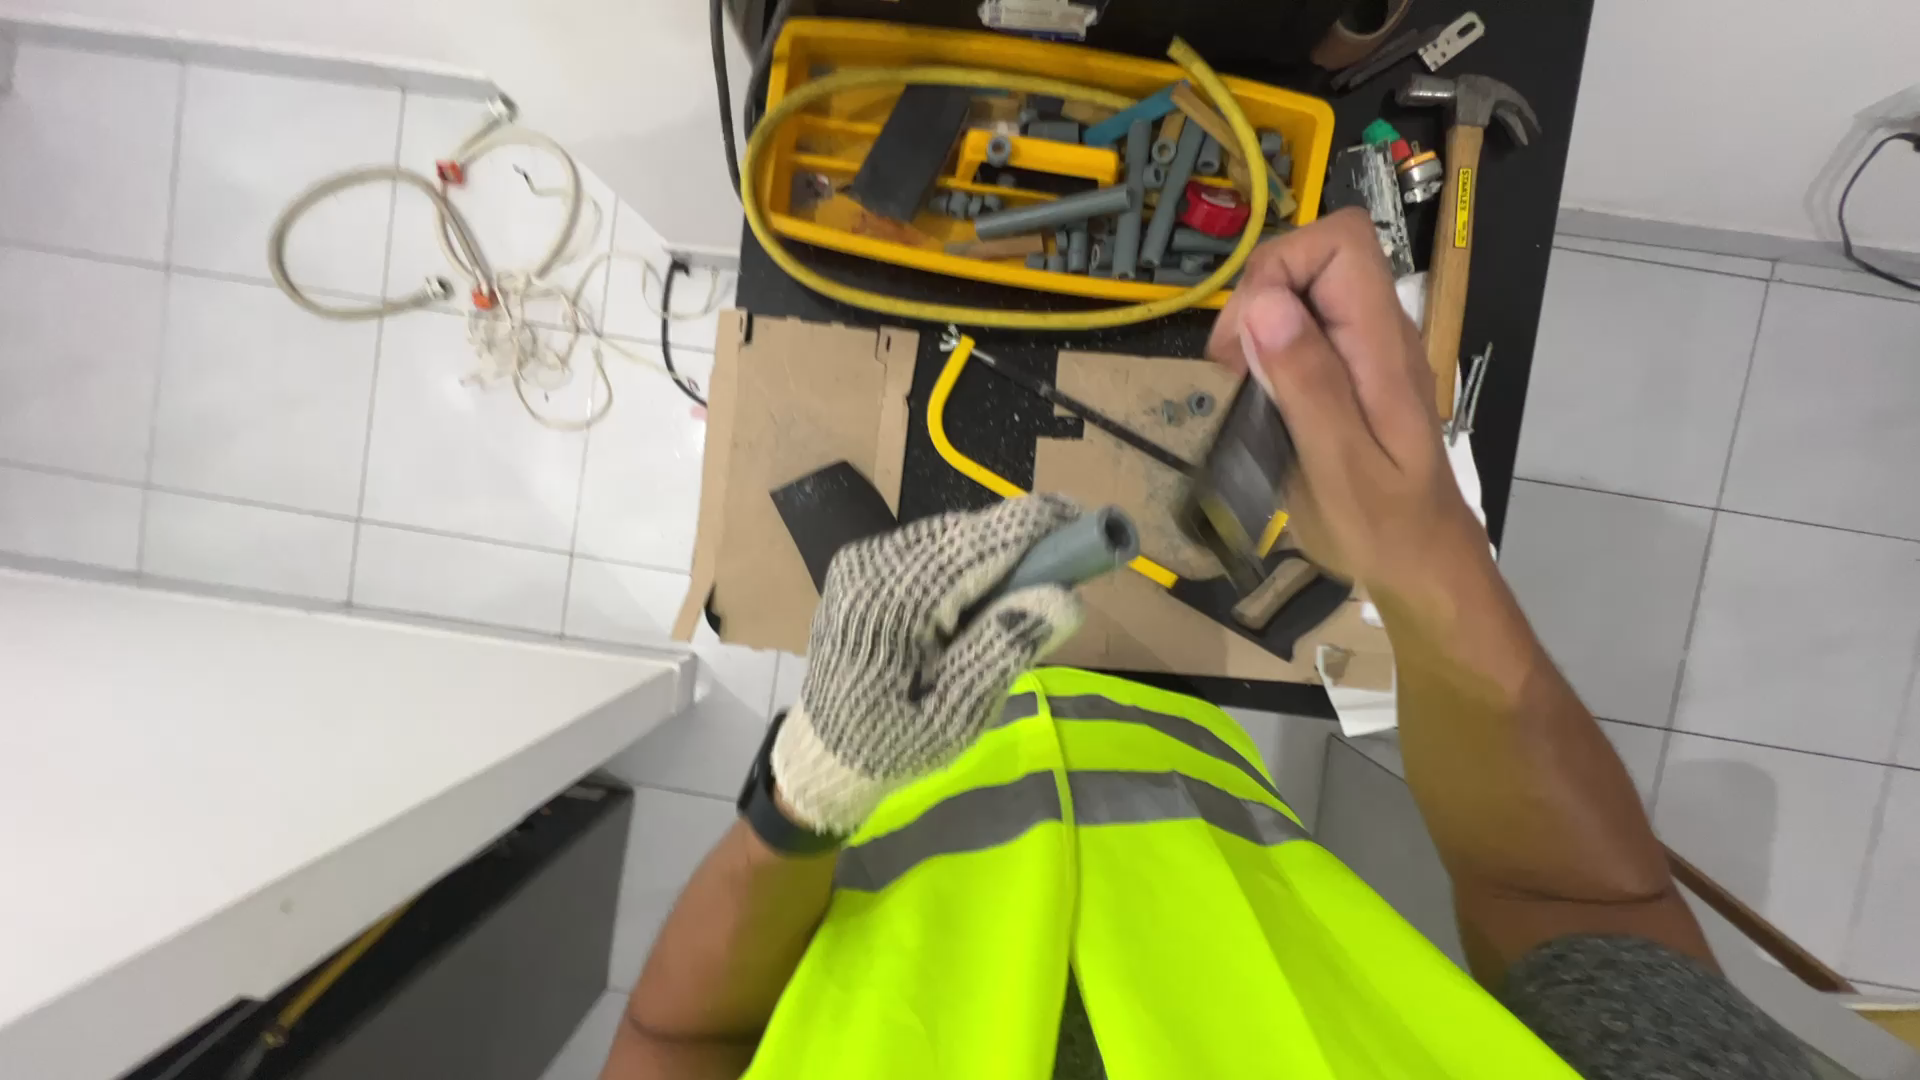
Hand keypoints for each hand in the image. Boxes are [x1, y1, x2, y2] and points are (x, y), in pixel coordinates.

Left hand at [772, 495, 1084, 833]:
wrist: (824, 752)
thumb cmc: (893, 741)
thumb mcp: (958, 711)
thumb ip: (1006, 647)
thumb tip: (1066, 597)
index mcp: (890, 602)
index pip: (976, 544)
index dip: (1035, 525)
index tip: (1085, 517)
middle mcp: (870, 565)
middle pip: (963, 533)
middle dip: (1017, 541)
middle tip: (1063, 566)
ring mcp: (860, 561)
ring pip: (947, 537)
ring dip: (989, 554)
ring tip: (1019, 592)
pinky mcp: (861, 566)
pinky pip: (927, 549)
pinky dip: (961, 564)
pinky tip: (973, 598)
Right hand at [1206, 209, 1490, 611]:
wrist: (1420, 563)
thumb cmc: (1383, 526)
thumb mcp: (1338, 463)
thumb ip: (1307, 383)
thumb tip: (1264, 305)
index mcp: (1382, 346)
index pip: (1339, 244)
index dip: (1280, 267)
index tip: (1244, 335)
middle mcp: (1377, 334)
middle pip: (1316, 258)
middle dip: (1258, 296)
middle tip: (1233, 365)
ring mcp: (1363, 352)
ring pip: (1303, 293)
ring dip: (1256, 323)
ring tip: (1240, 381)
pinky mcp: (1346, 373)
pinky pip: (1300, 330)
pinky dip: (1264, 347)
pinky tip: (1256, 392)